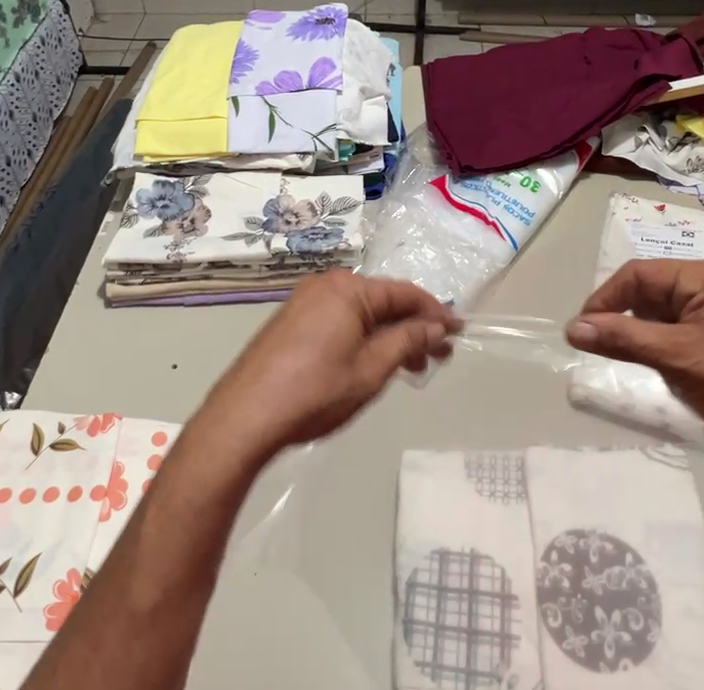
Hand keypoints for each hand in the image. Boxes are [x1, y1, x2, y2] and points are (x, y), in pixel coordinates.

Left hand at [195, 271, 461, 459]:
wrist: (244, 416)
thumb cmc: (315, 392)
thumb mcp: (371, 370)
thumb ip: (407, 342)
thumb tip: (436, 326)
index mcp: (347, 290)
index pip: (405, 293)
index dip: (435, 313)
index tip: (459, 333)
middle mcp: (325, 286)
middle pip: (382, 300)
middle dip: (413, 327)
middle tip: (438, 358)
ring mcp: (304, 302)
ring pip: (361, 313)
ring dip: (389, 335)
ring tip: (410, 367)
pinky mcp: (291, 322)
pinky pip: (339, 320)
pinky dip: (363, 337)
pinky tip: (373, 363)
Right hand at [569, 259, 703, 464]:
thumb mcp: (675, 356)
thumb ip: (622, 337)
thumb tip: (572, 328)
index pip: (640, 274)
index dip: (606, 299)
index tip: (582, 331)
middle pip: (652, 291)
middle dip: (626, 319)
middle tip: (606, 350)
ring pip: (665, 313)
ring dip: (645, 336)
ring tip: (639, 364)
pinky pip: (684, 330)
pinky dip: (666, 347)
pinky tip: (666, 371)